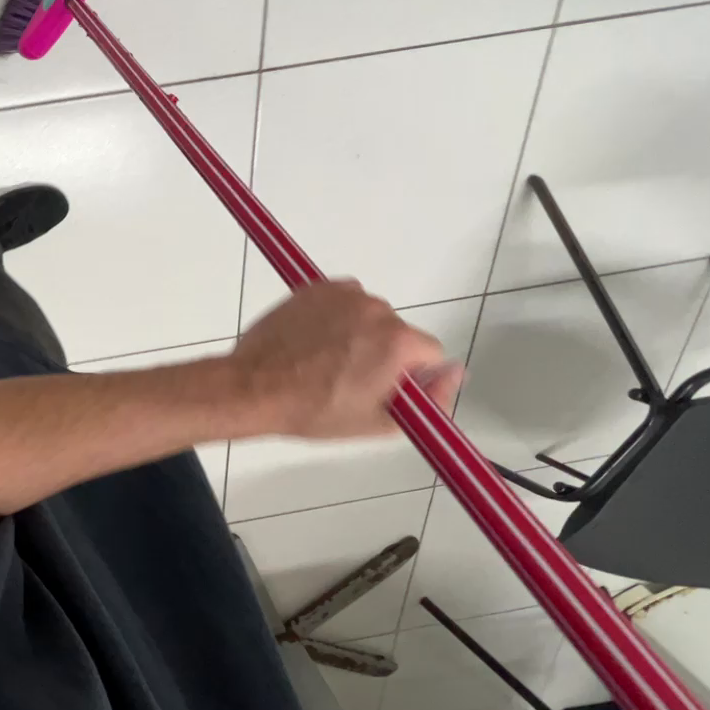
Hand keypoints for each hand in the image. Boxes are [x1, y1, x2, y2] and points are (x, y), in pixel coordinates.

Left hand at [219, 279, 461, 439]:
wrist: (252, 387)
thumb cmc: (312, 410)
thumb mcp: (380, 421)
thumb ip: (431, 399)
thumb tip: (457, 373)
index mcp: (398, 341)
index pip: (430, 354)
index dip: (409, 375)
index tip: (380, 388)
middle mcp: (375, 309)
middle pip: (397, 332)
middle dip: (381, 352)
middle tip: (345, 378)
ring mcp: (342, 295)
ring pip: (368, 315)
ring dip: (356, 332)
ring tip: (323, 361)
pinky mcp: (314, 288)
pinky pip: (341, 300)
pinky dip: (334, 315)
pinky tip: (313, 340)